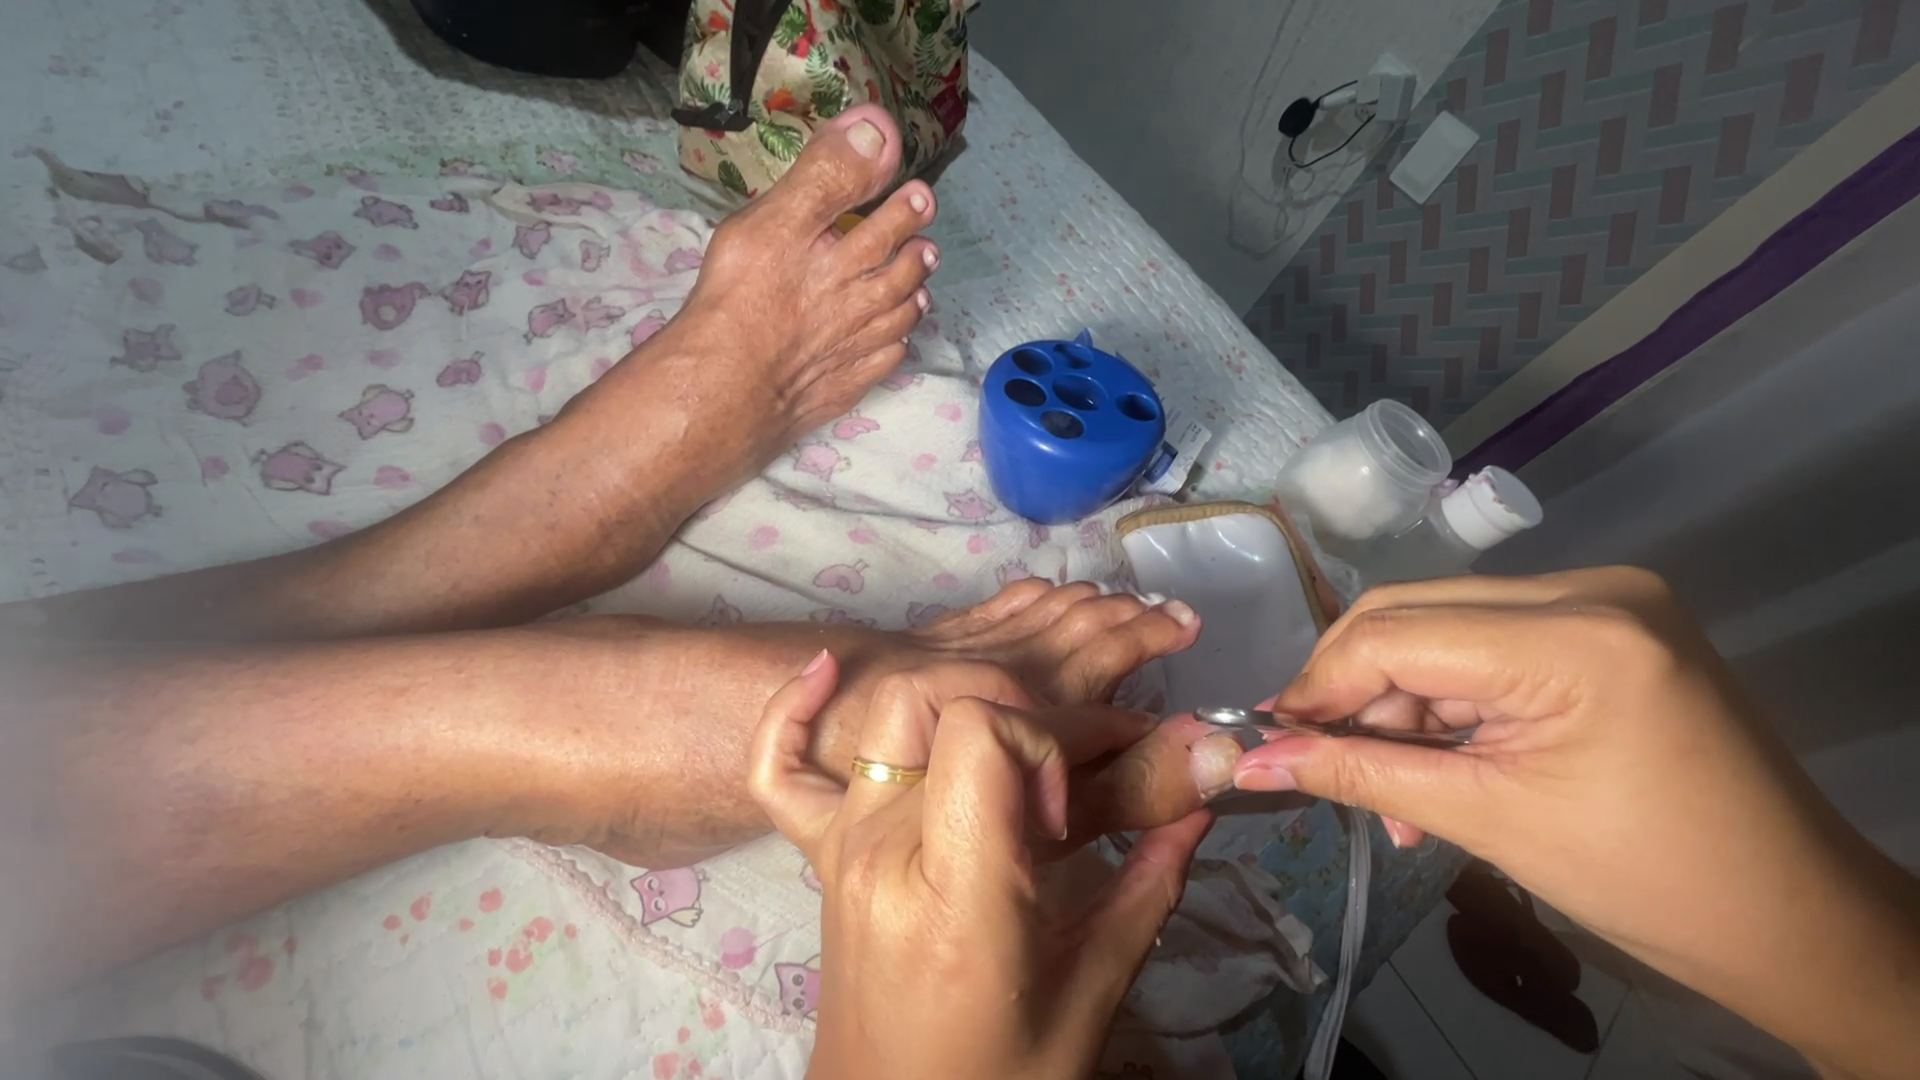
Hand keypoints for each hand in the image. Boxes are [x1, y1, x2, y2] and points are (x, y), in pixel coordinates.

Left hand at [749, 654, 1212, 1079]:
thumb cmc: (1004, 1077)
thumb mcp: (1094, 988)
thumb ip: (1150, 880)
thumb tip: (1202, 792)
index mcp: (956, 889)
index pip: (981, 726)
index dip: (1046, 735)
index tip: (1070, 797)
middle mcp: (884, 846)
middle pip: (937, 700)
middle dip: (1020, 709)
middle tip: (1055, 776)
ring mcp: (840, 843)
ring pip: (884, 710)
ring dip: (955, 702)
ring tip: (1000, 756)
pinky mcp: (818, 852)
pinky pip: (777, 765)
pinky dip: (792, 709)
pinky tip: (829, 670)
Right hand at [1232, 568, 1919, 1079]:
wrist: (1796, 920)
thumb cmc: (1647, 883)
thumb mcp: (1483, 821)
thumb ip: (1356, 775)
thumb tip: (1252, 761)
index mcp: (1572, 640)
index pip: (1391, 636)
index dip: (1319, 686)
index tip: (1273, 736)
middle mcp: (1586, 590)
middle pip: (1406, 612)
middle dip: (1351, 687)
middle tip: (1317, 752)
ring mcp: (1599, 596)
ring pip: (1435, 623)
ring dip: (1395, 698)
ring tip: (1387, 782)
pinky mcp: (1599, 618)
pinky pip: (1478, 637)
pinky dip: (1441, 694)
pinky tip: (1433, 753)